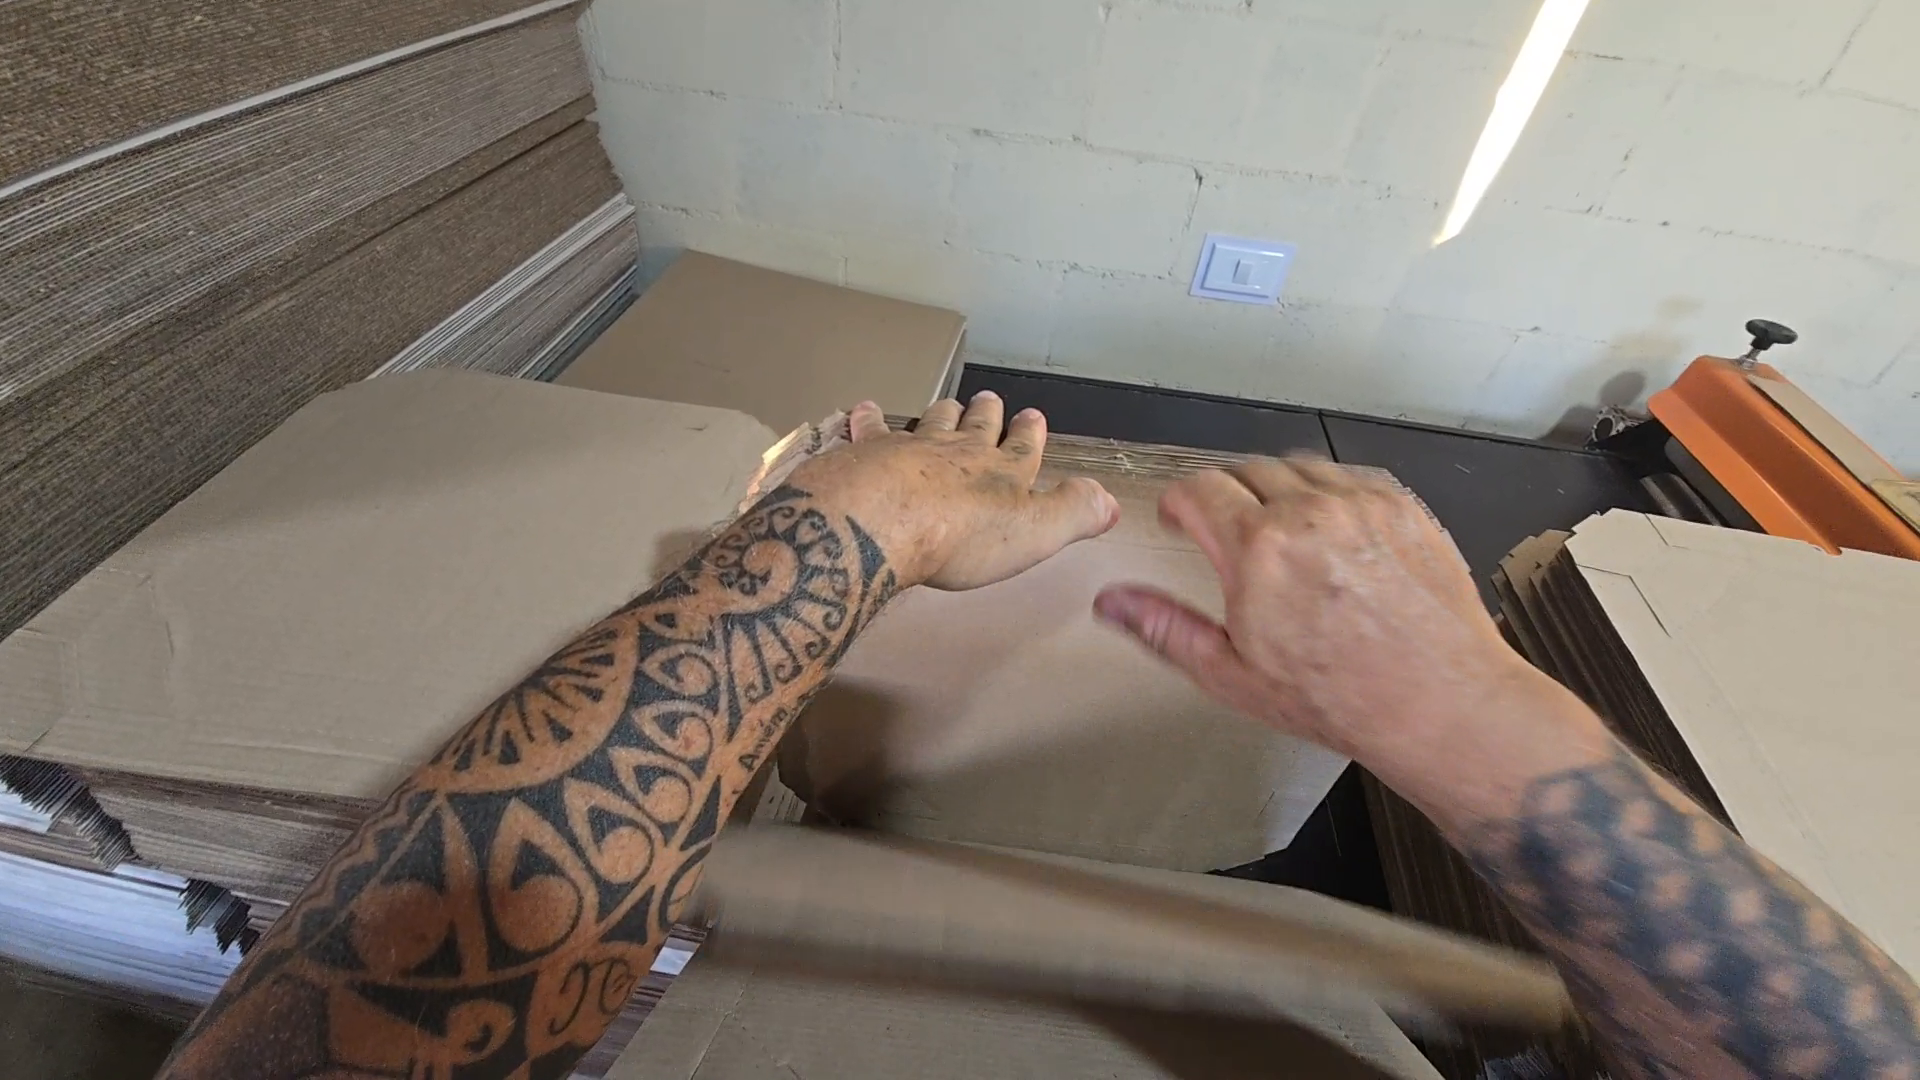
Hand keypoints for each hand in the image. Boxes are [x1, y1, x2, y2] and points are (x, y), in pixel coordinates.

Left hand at [791, 393, 1120, 590]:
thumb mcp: (1035, 533)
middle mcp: (959, 452)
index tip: (1033, 417)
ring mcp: (912, 448)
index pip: (1023, 448)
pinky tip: (865, 410)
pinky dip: (870, 419)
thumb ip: (1074, 512)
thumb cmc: (960, 535)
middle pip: (977, 426)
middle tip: (989, 398)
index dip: (1029, 434)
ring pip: (933, 422)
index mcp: (1001, 473)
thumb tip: (1110, 500)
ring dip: (943, 413)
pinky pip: (871, 430)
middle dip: (987, 413)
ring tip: (947, 404)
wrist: (884, 521)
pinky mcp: (869, 454)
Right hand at [1092, 458, 1536, 763]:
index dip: (1178, 501)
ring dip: (1271, 488)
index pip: (1198, 489)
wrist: (1440, 704)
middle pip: (1242, 471)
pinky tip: (1324, 528)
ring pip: (1293, 467)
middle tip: (1223, 528)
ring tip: (1274, 526)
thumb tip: (1111, 602)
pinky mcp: (1401, 506)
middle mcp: (1306, 513)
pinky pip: (1346, 475)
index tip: (1178, 518)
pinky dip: (1322, 491)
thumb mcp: (1229, 672)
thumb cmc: (1336, 696)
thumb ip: (1163, 626)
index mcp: (1256, 550)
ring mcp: (1359, 505)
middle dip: (1222, 495)